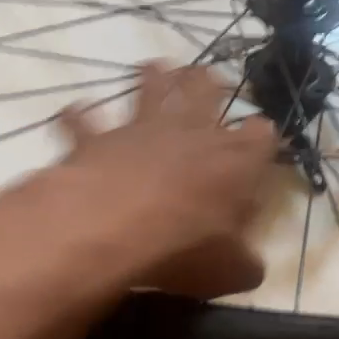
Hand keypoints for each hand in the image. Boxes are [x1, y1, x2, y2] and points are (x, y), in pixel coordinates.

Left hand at [42, 62, 279, 297]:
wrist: (114, 227)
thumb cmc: (187, 246)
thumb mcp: (232, 270)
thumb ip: (245, 264)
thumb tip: (250, 267)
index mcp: (236, 161)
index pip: (262, 136)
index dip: (263, 136)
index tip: (263, 139)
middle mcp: (193, 133)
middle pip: (207, 91)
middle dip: (211, 83)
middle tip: (212, 77)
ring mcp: (141, 130)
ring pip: (151, 87)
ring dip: (155, 77)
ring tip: (157, 67)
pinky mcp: (97, 139)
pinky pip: (84, 121)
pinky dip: (79, 117)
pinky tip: (75, 112)